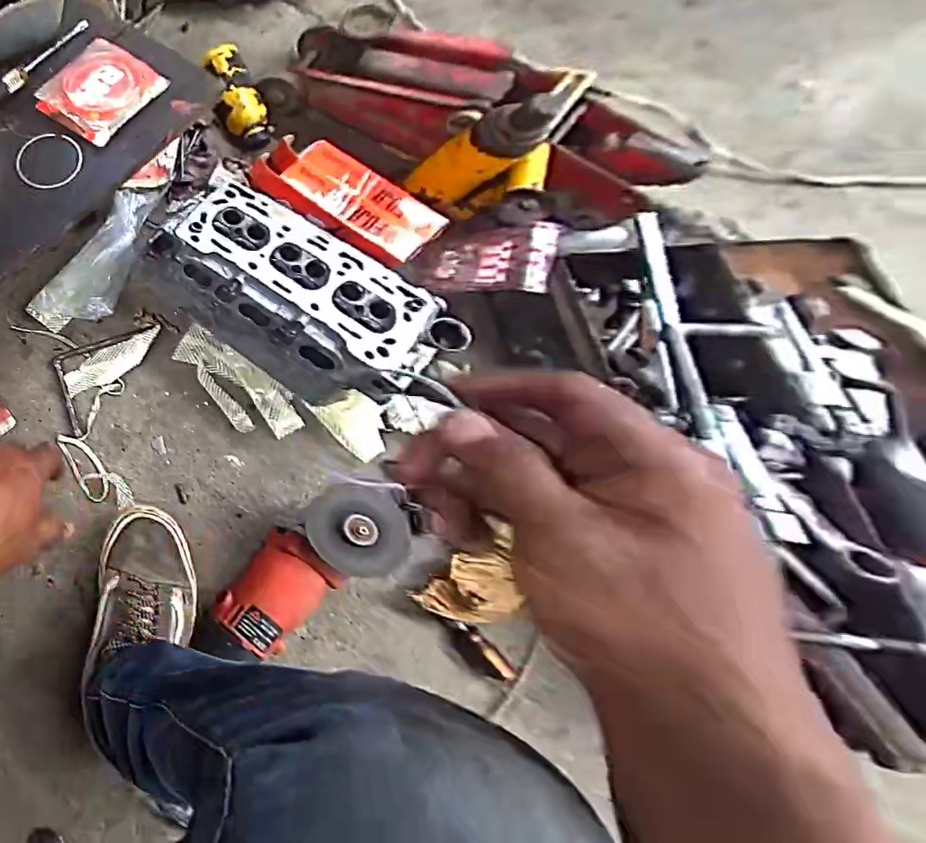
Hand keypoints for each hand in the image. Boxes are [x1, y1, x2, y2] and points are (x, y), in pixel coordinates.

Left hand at [0, 444, 70, 573]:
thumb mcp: (28, 543)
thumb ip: (50, 530)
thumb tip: (62, 527)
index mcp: (28, 468)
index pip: (50, 456)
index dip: (54, 465)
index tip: (54, 473)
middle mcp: (0, 453)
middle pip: (17, 454)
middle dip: (20, 471)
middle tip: (21, 493)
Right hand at [388, 371, 799, 694]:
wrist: (699, 723)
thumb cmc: (643, 621)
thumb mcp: (561, 533)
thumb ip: (505, 467)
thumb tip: (459, 419)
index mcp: (654, 460)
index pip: (566, 394)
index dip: (497, 388)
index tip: (440, 396)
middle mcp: (640, 478)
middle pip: (533, 437)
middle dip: (466, 452)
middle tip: (414, 469)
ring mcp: (620, 515)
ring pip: (525, 476)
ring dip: (471, 490)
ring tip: (441, 518)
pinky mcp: (602, 547)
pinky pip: (536, 511)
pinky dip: (495, 517)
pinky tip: (468, 537)